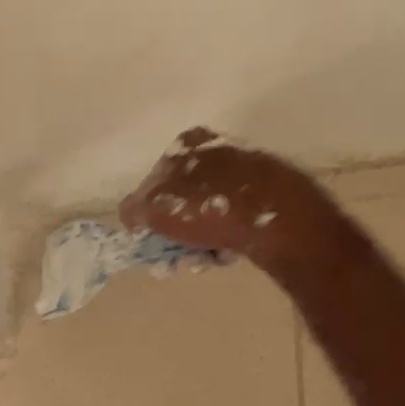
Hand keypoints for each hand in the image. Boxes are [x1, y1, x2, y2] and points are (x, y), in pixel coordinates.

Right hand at [118, 128, 347, 273]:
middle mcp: (216, 149)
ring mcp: (244, 170)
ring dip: (197, 242)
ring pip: (206, 214)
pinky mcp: (266, 193)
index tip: (151, 237)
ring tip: (201, 261)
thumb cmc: (208, 209)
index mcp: (187, 144)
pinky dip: (224, 240)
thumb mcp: (155, 209)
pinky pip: (232, 221)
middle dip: (175, 234)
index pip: (153, 181)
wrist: (274, 218)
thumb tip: (130, 214)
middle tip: (175, 259)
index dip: (149, 213)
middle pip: (180, 201)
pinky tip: (225, 254)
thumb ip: (132, 209)